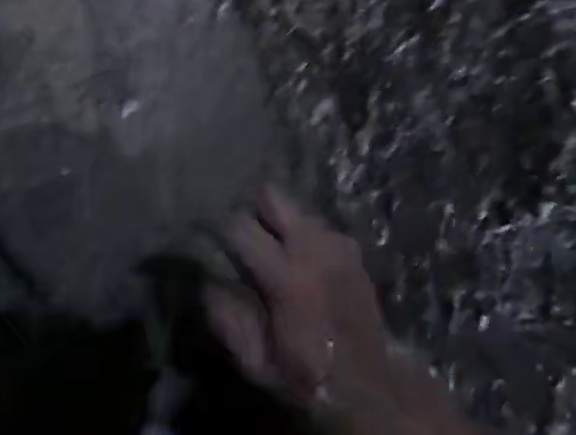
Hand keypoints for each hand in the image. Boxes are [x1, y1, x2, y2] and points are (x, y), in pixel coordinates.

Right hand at [205, 189, 477, 434]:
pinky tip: (304, 263)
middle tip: (246, 235)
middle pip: (272, 194)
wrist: (367, 380)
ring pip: (296, 207)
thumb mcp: (256, 361)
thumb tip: (209, 279)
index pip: (241, 226)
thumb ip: (228, 317)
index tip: (213, 237)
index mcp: (285, 274)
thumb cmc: (307, 374)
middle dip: (253, 208)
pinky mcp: (351, 244)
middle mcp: (312, 244)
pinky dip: (304, 235)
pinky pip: (318, 224)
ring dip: (281, 223)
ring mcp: (335, 240)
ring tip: (275, 252)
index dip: (221, 227)